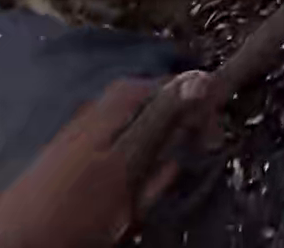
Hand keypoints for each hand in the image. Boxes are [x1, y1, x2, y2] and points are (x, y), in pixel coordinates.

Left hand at [0, 71, 212, 247]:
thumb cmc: (71, 207)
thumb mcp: (127, 160)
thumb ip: (166, 115)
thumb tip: (206, 75)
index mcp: (123, 97)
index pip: (183, 84)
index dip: (203, 109)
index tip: (212, 139)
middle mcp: (108, 107)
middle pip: (164, 112)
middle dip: (173, 144)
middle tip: (167, 176)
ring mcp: (92, 135)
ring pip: (145, 142)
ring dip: (150, 170)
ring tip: (136, 200)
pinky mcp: (79, 164)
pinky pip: (122, 164)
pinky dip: (129, 183)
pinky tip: (121, 205)